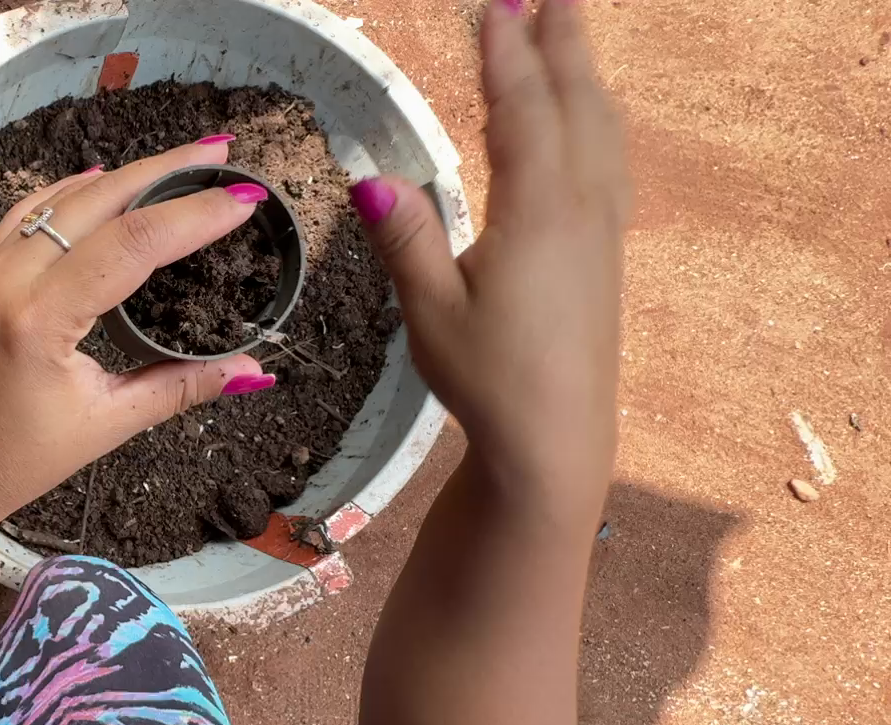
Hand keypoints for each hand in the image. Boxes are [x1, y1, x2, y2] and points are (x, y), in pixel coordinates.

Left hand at [0, 139, 274, 540]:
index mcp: (37, 320)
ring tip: (175, 164)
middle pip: (96, 202)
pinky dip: (68, 196)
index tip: (245, 200)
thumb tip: (254, 370)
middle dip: (164, 173)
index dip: (192, 217)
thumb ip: (181, 388)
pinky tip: (101, 183)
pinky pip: (26, 217)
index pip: (130, 244)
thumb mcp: (107, 425)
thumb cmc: (21, 458)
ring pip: (59, 202)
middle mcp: (5, 282)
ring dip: (120, 179)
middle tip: (221, 152)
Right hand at [351, 0, 629, 516]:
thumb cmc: (485, 372)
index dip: (505, 56)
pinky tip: (587, 126)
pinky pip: (607, 159)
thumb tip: (372, 178)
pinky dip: (595, 119)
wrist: (553, 428)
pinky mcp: (603, 250)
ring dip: (582, 75)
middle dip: (559, 42)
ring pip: (601, 128)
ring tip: (568, 37)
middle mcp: (581, 204)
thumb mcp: (428, 310)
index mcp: (535, 212)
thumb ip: (405, 240)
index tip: (494, 6)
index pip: (521, 112)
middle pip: (576, 103)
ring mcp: (601, 226)